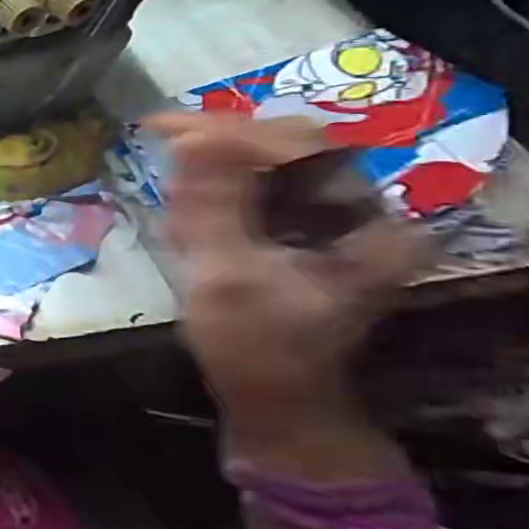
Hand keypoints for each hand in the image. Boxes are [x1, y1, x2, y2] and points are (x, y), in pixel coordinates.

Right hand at [148, 112, 428, 432]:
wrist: (277, 400)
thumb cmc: (257, 349)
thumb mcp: (227, 276)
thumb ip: (212, 205)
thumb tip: (189, 137)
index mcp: (369, 223)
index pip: (299, 147)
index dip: (230, 132)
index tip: (163, 128)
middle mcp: (364, 210)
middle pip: (287, 147)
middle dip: (218, 147)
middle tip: (159, 145)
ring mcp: (336, 220)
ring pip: (269, 164)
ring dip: (212, 171)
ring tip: (174, 196)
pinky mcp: (306, 229)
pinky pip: (259, 188)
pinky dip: (216, 192)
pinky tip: (189, 217)